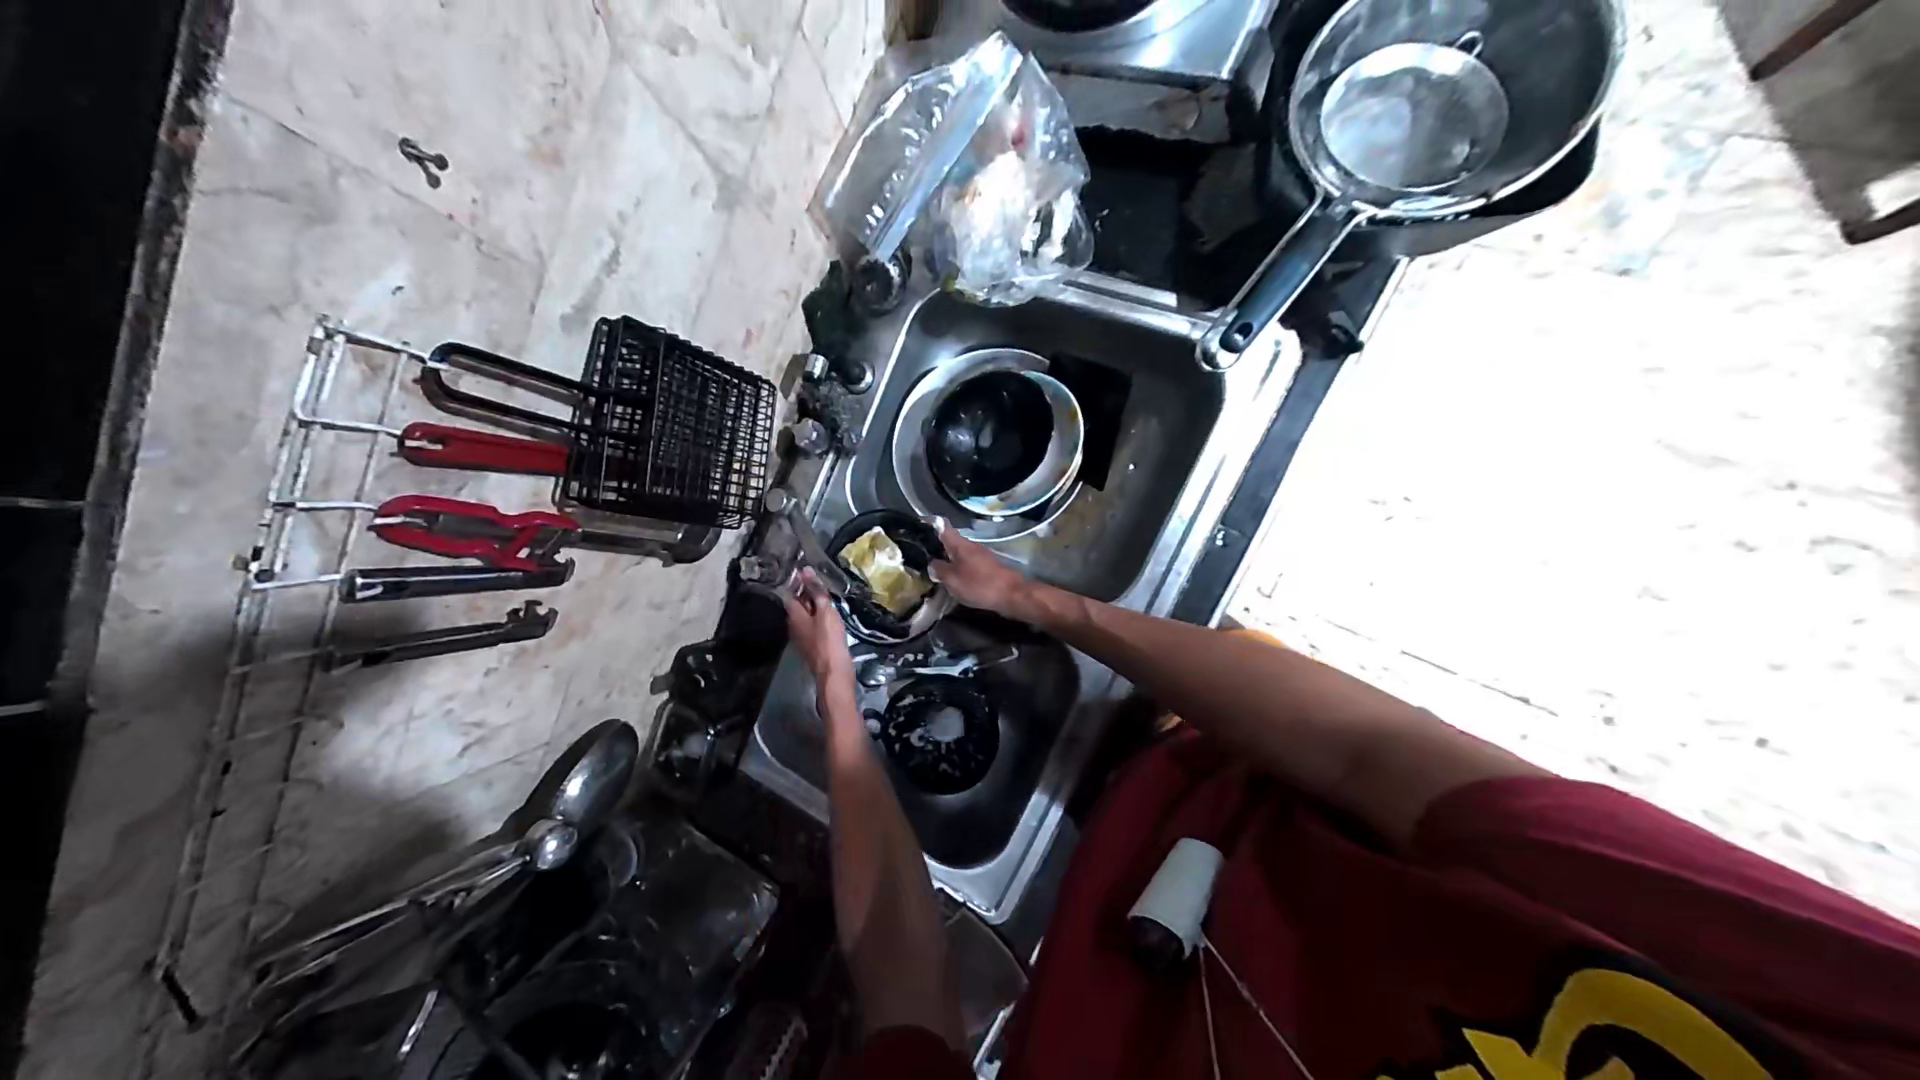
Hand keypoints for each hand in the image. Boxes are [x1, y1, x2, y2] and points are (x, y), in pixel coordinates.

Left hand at [780, 569, 855, 711]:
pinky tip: (830, 612)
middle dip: (806, 591)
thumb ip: (816, 591)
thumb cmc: (828, 640)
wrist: (834, 671)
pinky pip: (812, 623)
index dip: (797, 580)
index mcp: (793, 615)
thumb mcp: (825, 611)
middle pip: (797, 603)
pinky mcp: (812, 643)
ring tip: (827, 592)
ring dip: (814, 603)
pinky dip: (819, 615)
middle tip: (820, 578)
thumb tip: (805, 570)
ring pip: (805, 613)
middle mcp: (793, 624)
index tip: (807, 569)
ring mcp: (802, 635)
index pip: (789, 592)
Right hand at [926, 520, 1033, 619]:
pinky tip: (956, 580)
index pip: (943, 528)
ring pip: (960, 555)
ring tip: (937, 571)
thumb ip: (939, 570)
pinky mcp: (989, 567)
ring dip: (950, 561)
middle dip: (938, 549)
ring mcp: (982, 556)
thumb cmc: (979, 585)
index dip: (931, 528)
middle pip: (951, 543)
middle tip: (924, 558)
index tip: (919, 532)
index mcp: (960, 544)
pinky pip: (969, 565)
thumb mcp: (952, 580)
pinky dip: (961, 570)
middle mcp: (972, 546)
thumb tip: (932, 564)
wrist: (1011, 595)